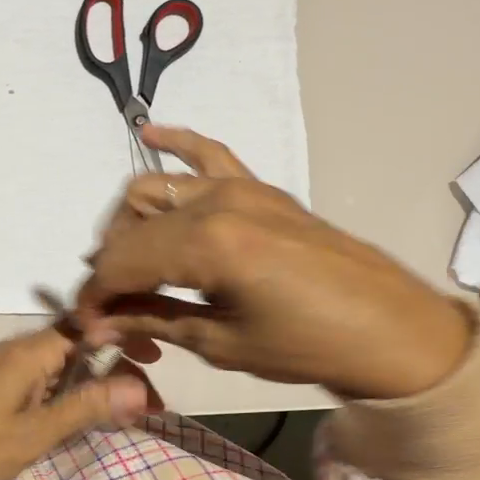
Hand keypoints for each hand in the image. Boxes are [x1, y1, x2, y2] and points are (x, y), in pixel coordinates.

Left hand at [0, 331, 155, 479]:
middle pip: (78, 343)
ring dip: (94, 383)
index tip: (158, 357)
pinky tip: (81, 416)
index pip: (89, 324)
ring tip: (125, 414)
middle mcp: (16, 350)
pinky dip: (68, 393)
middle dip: (116, 367)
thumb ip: (87, 407)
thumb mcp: (35, 433)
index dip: (126, 335)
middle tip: (148, 406)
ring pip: (61, 363)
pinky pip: (41, 379)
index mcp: (29, 352)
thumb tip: (142, 386)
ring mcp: (1, 368)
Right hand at [77, 125, 470, 400]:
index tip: (89, 327)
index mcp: (206, 245)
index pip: (120, 264)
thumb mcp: (219, 342)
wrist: (390, 330)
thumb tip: (98, 327)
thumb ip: (151, 322)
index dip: (95, 298)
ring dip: (128, 227)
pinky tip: (148, 133)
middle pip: (129, 229)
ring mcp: (239, 188)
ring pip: (152, 191)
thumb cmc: (306, 346)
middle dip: (108, 272)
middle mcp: (216, 203)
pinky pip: (208, 153)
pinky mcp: (259, 188)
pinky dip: (177, 142)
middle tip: (114, 313)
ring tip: (132, 267)